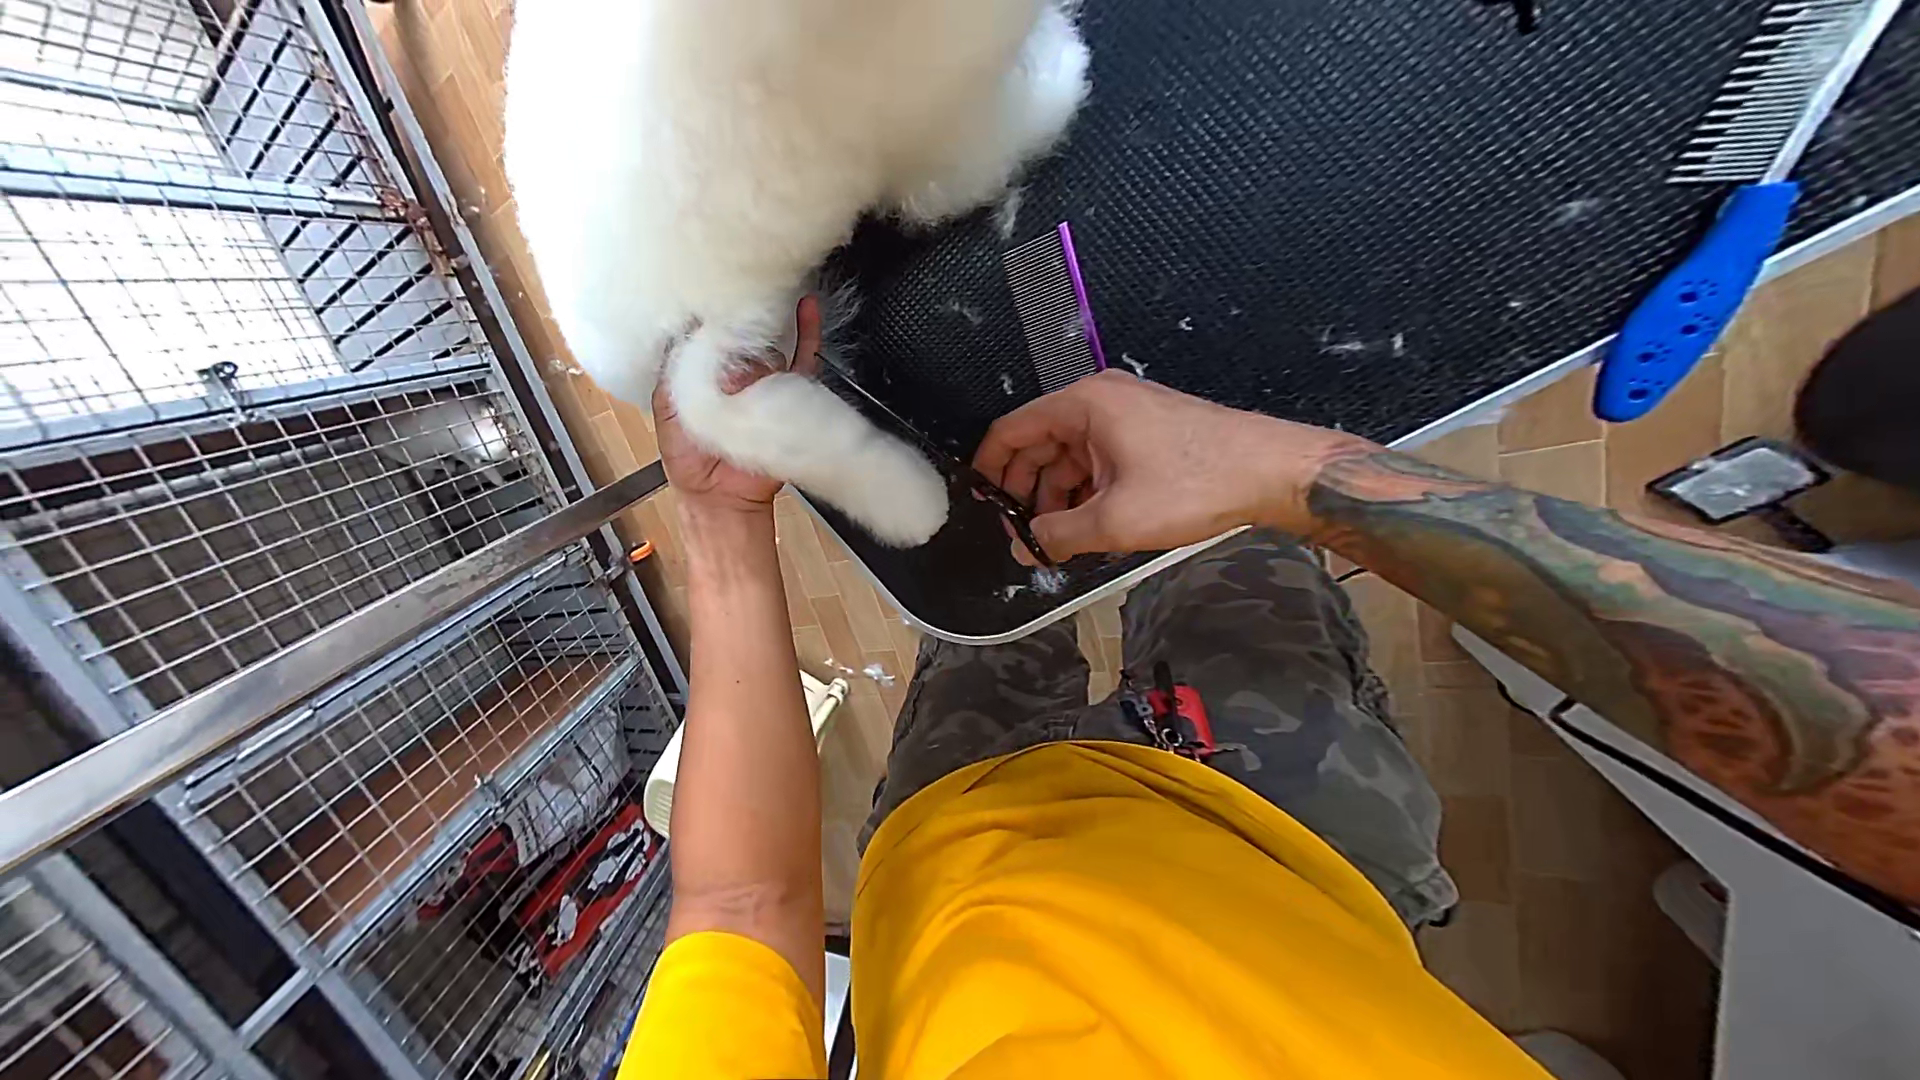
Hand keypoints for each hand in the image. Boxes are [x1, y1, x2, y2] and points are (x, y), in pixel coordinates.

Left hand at [652, 295, 822, 517]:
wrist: (721, 494)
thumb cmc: (691, 459)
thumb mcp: (669, 407)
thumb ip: (677, 370)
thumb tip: (691, 329)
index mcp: (705, 372)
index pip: (711, 331)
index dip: (712, 310)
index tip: (711, 286)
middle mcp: (736, 374)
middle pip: (744, 334)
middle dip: (742, 318)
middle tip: (742, 296)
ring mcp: (765, 384)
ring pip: (771, 347)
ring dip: (770, 329)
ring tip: (766, 314)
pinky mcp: (791, 396)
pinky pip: (804, 362)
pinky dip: (808, 334)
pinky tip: (807, 307)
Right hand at [972, 370, 1376, 562]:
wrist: (1274, 473)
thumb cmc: (1194, 486)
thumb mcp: (1114, 520)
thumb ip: (1058, 535)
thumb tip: (1024, 547)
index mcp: (1083, 405)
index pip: (1012, 431)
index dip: (990, 469)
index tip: (980, 505)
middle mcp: (1098, 402)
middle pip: (1039, 445)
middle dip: (1027, 492)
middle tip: (1022, 534)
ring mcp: (1124, 416)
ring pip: (1069, 457)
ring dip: (1058, 497)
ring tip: (1058, 539)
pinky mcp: (1144, 433)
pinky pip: (1097, 461)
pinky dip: (1085, 492)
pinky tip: (1088, 525)